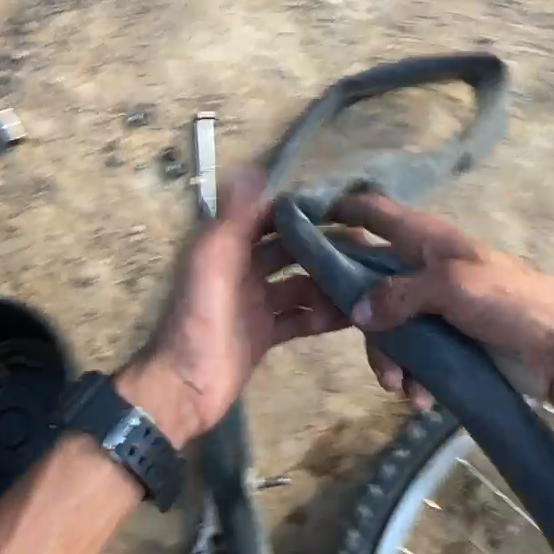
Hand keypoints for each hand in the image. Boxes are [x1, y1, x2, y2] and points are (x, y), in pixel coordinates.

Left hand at [118, 171, 349, 444]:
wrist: (185, 385)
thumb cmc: (199, 317)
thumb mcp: (213, 259)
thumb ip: (234, 217)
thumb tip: (255, 168)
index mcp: (224, 247)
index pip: (268, 216)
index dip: (301, 208)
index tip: (343, 203)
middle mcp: (240, 269)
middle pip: (288, 249)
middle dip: (322, 245)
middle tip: (367, 244)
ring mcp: (253, 303)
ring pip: (298, 284)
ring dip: (327, 281)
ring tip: (366, 279)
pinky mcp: (264, 334)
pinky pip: (299, 318)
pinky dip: (322, 316)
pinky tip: (353, 314)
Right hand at [331, 192, 553, 410]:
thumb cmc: (513, 303)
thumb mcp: (453, 288)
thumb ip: (399, 294)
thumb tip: (355, 312)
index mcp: (425, 240)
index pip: (372, 211)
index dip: (337, 210)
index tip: (300, 224)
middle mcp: (420, 267)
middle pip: (364, 276)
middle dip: (350, 306)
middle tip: (327, 325)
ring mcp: (430, 306)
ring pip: (383, 323)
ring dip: (385, 356)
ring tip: (399, 387)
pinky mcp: (442, 340)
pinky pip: (408, 354)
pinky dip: (410, 376)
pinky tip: (421, 398)